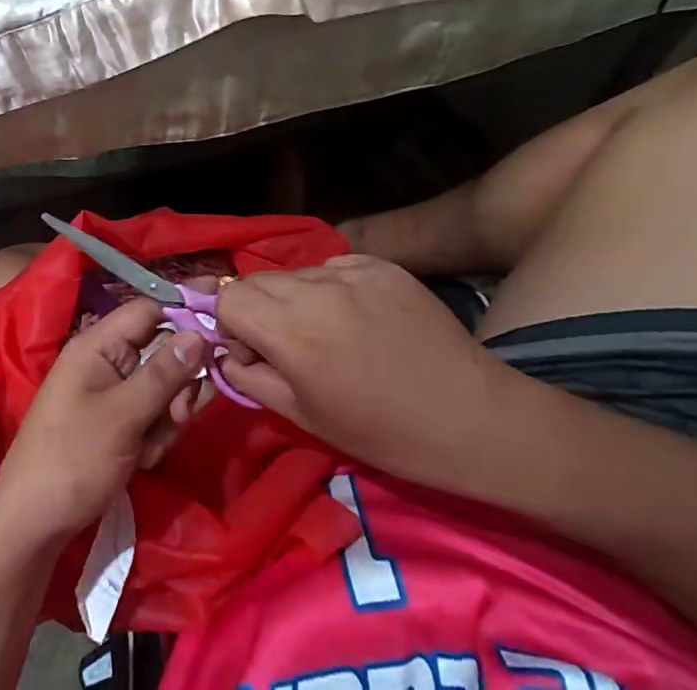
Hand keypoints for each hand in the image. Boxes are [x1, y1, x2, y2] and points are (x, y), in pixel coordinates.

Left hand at [0, 300, 207, 544]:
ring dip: (168, 417)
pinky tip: (142, 461)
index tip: (219, 330)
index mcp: (98, 345)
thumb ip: (165, 373)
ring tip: (150, 449)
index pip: (150, 309)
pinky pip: (153, 413)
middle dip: (178, 385)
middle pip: (163, 350)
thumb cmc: (72, 461)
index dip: (184, 315)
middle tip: (179, 416)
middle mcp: (106, 361)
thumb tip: (199, 334)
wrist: (32, 527)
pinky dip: (155, 436)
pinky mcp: (118, 421)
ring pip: (164, 387)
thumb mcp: (124, 415)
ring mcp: (112, 393)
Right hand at [216, 255, 510, 485]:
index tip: (252, 353)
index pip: (229, 300)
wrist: (466, 415)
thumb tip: (230, 353)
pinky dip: (331, 288)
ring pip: (296, 273)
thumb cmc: (381, 431)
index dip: (230, 326)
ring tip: (327, 331)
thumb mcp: (303, 416)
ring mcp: (354, 271)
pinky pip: (335, 267)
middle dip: (257, 310)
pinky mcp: (383, 265)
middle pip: (257, 281)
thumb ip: (251, 378)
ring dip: (294, 298)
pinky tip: (356, 316)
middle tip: (284, 344)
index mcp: (292, 332)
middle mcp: (318, 289)